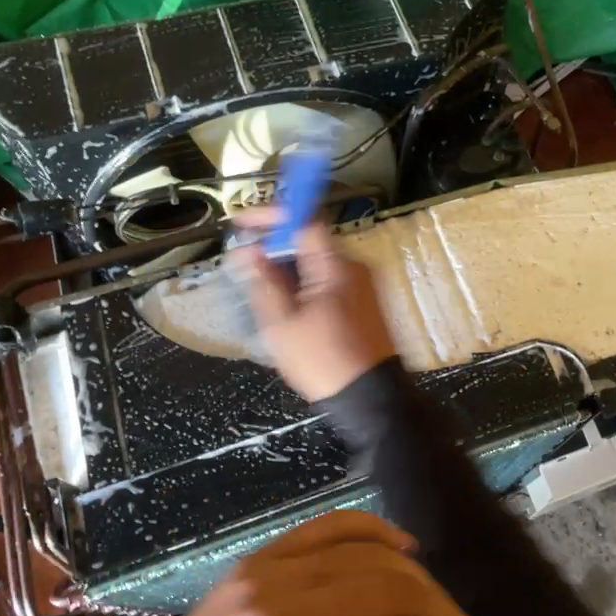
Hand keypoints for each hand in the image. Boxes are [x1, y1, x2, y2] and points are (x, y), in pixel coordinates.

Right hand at [234, 215, 399, 401]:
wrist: (372, 399)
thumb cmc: (324, 361)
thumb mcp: (282, 323)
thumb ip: (263, 281)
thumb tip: (247, 250)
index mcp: (336, 266)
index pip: (303, 220)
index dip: (271, 217)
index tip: (243, 224)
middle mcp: (354, 268)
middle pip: (310, 242)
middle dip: (275, 247)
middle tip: (245, 262)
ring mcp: (363, 286)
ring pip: (318, 263)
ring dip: (288, 268)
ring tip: (260, 287)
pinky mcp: (365, 304)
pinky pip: (330, 281)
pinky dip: (305, 284)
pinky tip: (286, 305)